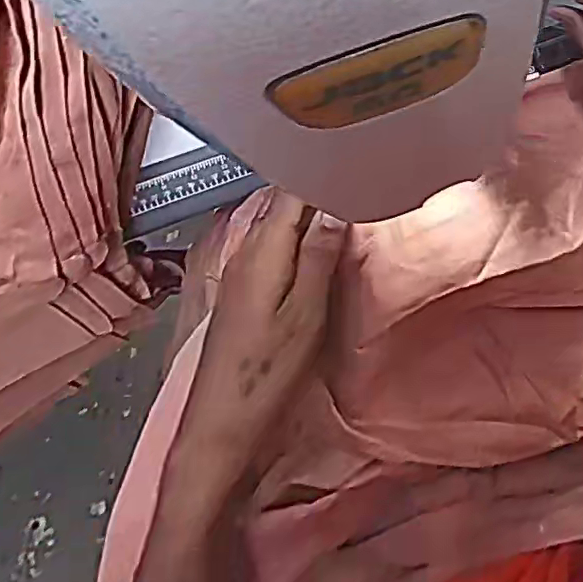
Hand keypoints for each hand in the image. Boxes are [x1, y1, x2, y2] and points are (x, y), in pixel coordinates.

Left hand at [172, 189, 346, 508]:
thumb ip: (320, 254)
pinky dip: (300, 236)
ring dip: (312, 213)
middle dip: (321, 187)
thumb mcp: (306, 311)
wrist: (221, 421)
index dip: (322, 171)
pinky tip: (320, 243)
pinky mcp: (244, 286)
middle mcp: (247, 249)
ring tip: (349, 204)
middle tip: (361, 181)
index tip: (355, 160)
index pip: (292, 190)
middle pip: (285, 203)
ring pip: (281, 223)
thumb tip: (336, 206)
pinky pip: (276, 244)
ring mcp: (242, 268)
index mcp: (263, 248)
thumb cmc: (267, 369)